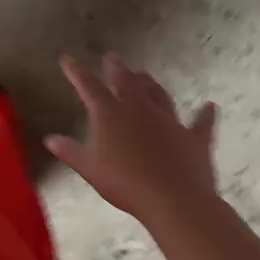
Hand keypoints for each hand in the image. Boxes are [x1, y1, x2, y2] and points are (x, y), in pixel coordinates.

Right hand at [46, 54, 219, 227]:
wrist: (176, 202)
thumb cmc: (126, 184)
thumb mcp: (89, 168)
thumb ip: (69, 151)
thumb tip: (49, 139)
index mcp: (110, 114)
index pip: (88, 86)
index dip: (76, 71)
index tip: (67, 59)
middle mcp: (139, 110)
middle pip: (126, 82)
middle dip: (116, 68)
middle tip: (111, 57)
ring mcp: (169, 123)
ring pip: (159, 96)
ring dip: (150, 84)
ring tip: (144, 74)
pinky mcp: (194, 140)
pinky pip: (201, 124)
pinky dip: (206, 114)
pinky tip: (210, 106)